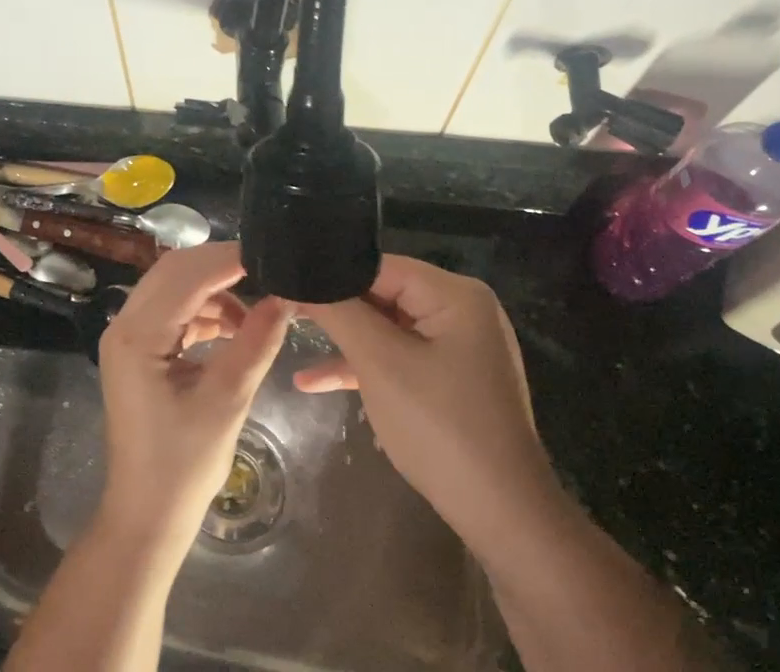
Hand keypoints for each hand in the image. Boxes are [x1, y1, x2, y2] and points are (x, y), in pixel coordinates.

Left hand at [96, 242, 291, 547]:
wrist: (148, 510)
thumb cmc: (183, 463)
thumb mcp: (227, 400)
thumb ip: (255, 343)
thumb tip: (287, 298)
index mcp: (137, 336)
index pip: (185, 275)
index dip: (229, 259)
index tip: (272, 253)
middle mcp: (124, 326)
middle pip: (174, 272)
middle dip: (222, 267)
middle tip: (270, 270)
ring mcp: (128, 338)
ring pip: (173, 289)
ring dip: (214, 290)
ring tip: (260, 308)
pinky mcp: (138, 352)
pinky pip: (172, 313)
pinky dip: (204, 312)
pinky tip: (236, 326)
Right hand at [294, 256, 555, 537]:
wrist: (501, 512)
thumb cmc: (440, 427)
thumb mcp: (380, 364)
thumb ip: (338, 313)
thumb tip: (299, 279)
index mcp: (455, 295)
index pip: (379, 266)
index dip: (330, 273)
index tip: (283, 281)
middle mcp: (462, 311)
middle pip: (383, 294)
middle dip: (334, 307)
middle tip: (278, 306)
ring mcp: (458, 347)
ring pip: (386, 329)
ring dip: (342, 341)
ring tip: (287, 338)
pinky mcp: (451, 380)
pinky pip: (399, 359)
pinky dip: (363, 368)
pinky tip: (312, 383)